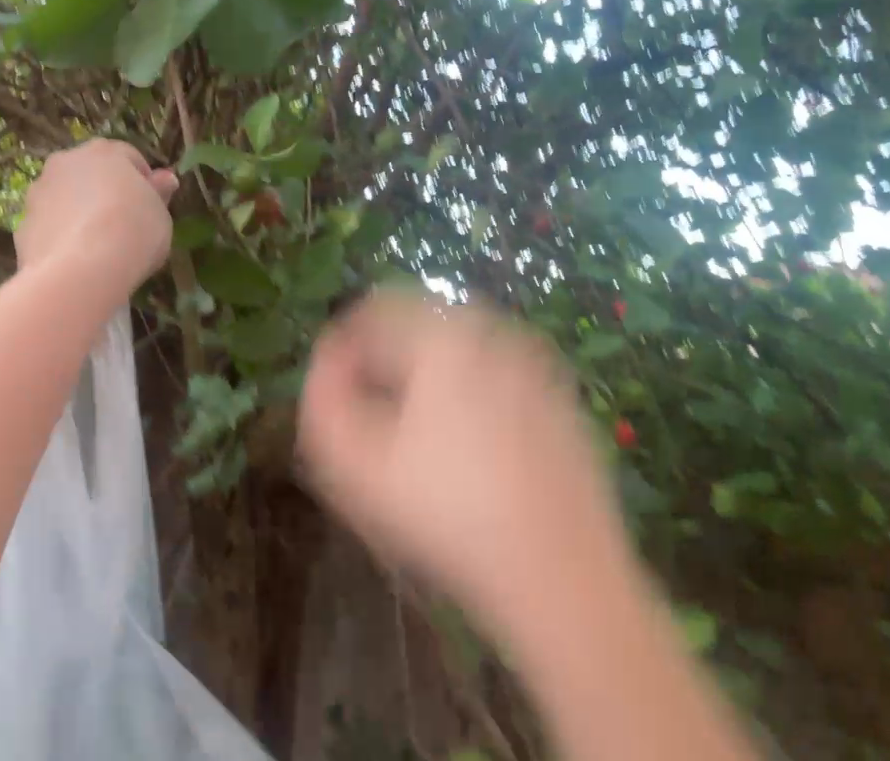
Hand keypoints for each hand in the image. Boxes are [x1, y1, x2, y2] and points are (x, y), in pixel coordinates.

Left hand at [15, 139, 177, 290]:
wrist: (82, 269)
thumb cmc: (133, 233)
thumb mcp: (160, 215)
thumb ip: (158, 195)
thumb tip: (164, 179)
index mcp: (105, 152)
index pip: (128, 157)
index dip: (142, 182)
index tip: (149, 207)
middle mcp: (66, 162)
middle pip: (89, 174)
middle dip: (103, 192)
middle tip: (121, 225)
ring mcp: (39, 192)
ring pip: (62, 198)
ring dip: (76, 213)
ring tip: (93, 246)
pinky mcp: (22, 223)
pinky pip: (47, 227)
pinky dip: (58, 238)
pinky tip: (72, 261)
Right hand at [298, 292, 628, 619]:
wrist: (561, 578)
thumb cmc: (444, 514)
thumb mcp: (351, 462)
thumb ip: (322, 397)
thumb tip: (327, 363)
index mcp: (443, 336)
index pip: (373, 310)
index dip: (343, 349)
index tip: (334, 393)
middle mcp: (496, 335)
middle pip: (420, 327)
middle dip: (389, 361)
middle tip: (372, 416)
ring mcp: (540, 370)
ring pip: (464, 354)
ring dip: (431, 379)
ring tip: (417, 437)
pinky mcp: (568, 406)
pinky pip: (502, 382)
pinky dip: (475, 399)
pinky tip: (469, 455)